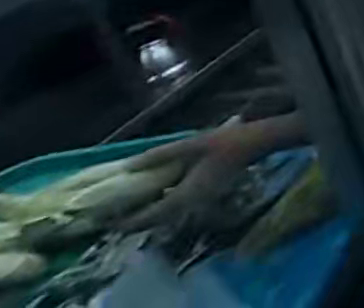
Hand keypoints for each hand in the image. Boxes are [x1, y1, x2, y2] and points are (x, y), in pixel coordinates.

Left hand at [122, 113, 305, 227]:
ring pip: (164, 215)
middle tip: (112, 211)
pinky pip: (176, 205)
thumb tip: (127, 166)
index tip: (100, 218)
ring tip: (133, 200)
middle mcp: (188, 204)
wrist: (263, 141)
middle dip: (131, 219)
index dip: (120, 222)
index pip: (143, 219)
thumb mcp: (195, 144)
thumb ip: (162, 155)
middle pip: (152, 221)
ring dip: (147, 211)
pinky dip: (162, 202)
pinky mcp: (206, 193)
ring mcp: (199, 200)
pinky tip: (162, 189)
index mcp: (182, 196)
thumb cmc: (230, 142)